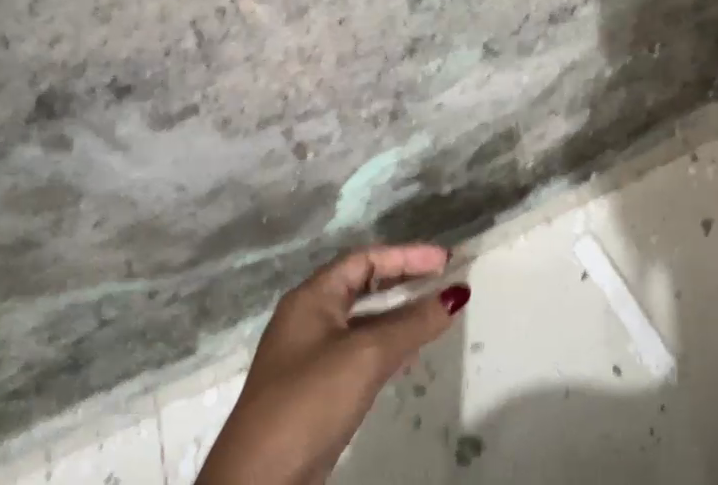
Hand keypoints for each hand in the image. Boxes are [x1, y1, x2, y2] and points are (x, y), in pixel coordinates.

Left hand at [198, 245, 469, 484]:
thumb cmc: (310, 399)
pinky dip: (389, 345)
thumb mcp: (367, 354)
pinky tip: (410, 358)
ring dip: (399, 314)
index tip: (445, 260)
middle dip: (404, 280)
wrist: (260, 479)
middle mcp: (308, 318)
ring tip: (435, 316)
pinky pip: (360, 351)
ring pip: (364, 320)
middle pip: (363, 285)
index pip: (364, 259)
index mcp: (311, 298)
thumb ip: (413, 322)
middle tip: (443, 280)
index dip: (406, 255)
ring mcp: (310, 355)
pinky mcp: (317, 387)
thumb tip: (456, 293)